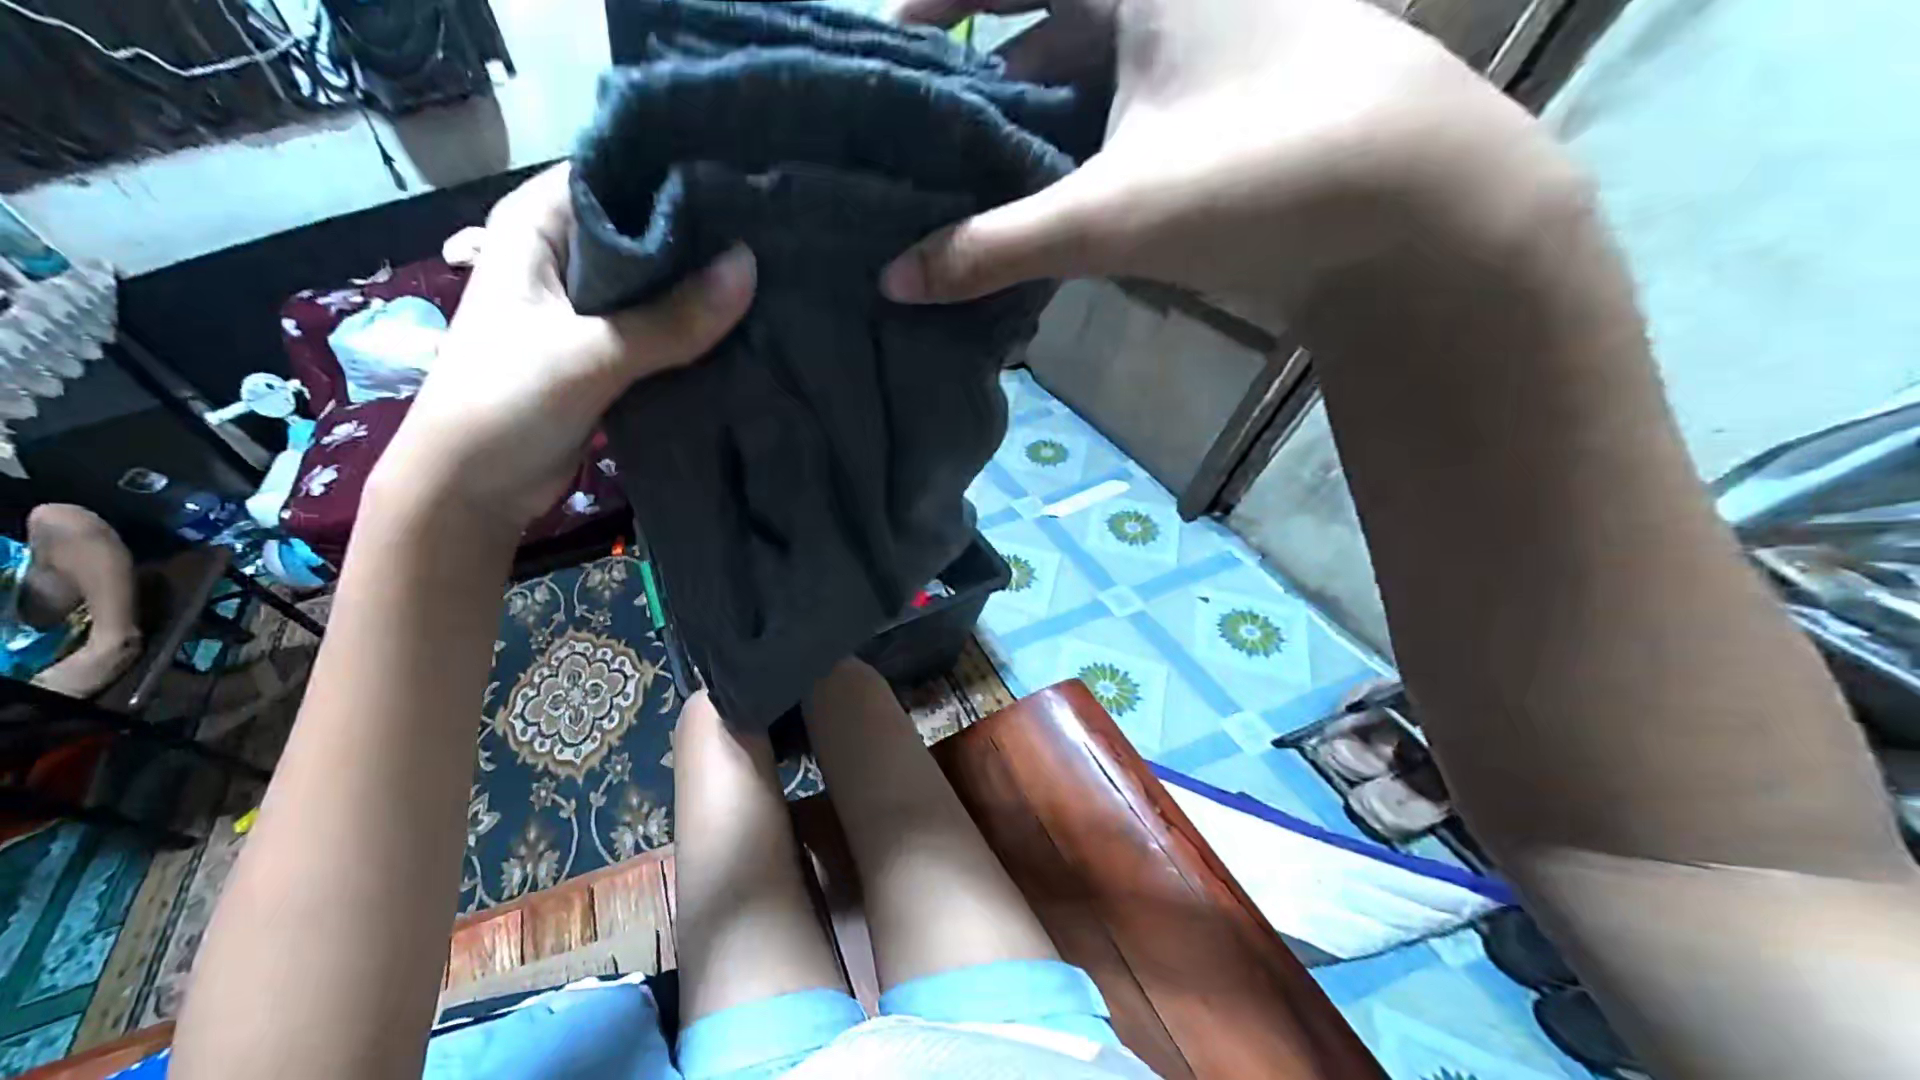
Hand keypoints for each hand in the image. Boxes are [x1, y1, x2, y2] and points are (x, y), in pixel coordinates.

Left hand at [371, 165, 756, 533]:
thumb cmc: (508, 402)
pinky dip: (694, 328)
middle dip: (700, 238)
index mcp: (536, 228)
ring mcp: (587, 308)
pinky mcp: (607, 351)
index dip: (674, 179)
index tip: (739, 188)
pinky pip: (661, 327)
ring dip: (701, 288)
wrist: (474, 488)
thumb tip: (749, 264)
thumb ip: (672, 317)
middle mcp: (563, 257)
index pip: (614, 175)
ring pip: (656, 283)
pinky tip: (741, 326)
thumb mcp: (592, 354)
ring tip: (767, 278)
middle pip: (642, 230)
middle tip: (768, 236)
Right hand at [882, 0, 1584, 320]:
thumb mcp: (1110, 213)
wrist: (1417, 216)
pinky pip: (1118, 127)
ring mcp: (1199, 59)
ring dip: (1025, 135)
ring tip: (960, 186)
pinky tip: (1035, 208)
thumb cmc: (1262, 174)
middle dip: (978, 81)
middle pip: (1046, 28)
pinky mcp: (1215, 120)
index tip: (888, 38)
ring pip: (1084, 85)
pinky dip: (1073, 164)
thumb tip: (895, 281)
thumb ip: (995, 247)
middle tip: (918, 136)